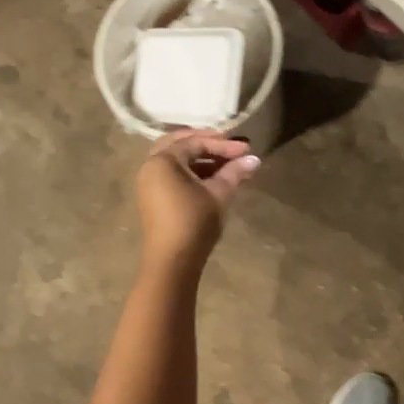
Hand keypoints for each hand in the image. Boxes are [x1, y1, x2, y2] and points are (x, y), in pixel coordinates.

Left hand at [135, 129, 261, 274]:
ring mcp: (149, 183)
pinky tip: (212, 177)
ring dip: (199, 157)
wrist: (172, 261)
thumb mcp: (218, 194)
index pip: (195, 142)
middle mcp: (150, 166)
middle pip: (179, 144)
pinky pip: (171, 173)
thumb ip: (235, 172)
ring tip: (225, 163)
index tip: (247, 148)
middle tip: (229, 145)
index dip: (223, 144)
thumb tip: (254, 159)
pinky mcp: (153, 197)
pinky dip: (190, 170)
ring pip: (175, 160)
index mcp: (163, 161)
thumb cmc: (194, 222)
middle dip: (205, 142)